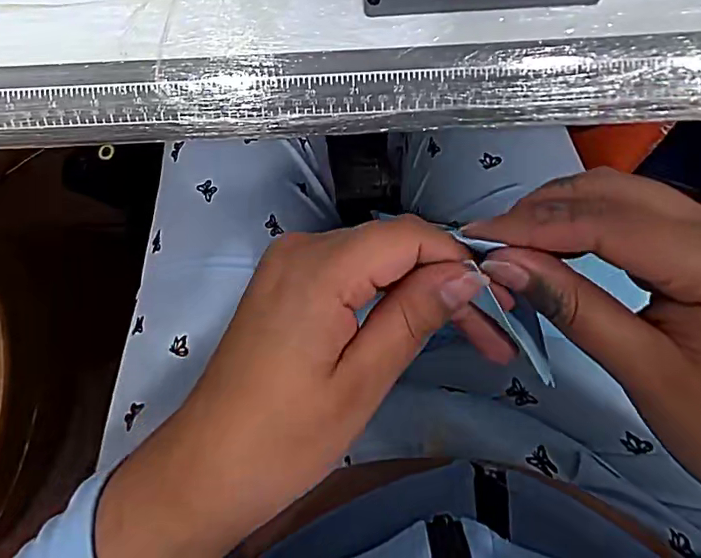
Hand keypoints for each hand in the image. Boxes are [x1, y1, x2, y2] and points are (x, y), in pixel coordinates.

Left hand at [95, 215, 494, 557]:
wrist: (206, 466)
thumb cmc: (281, 438)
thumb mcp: (361, 382)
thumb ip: (413, 317)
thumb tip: (463, 276)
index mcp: (318, 267)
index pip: (406, 234)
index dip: (455, 258)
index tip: (494, 298)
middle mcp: (302, 247)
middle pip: (392, 243)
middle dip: (443, 278)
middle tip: (490, 329)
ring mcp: (290, 260)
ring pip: (374, 256)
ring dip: (418, 287)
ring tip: (466, 331)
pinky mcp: (286, 278)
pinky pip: (348, 269)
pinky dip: (384, 291)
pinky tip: (413, 319)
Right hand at [465, 170, 700, 557]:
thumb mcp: (647, 375)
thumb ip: (573, 306)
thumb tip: (504, 262)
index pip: (605, 221)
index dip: (534, 225)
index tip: (479, 235)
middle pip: (614, 193)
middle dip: (545, 209)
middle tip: (493, 238)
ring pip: (625, 195)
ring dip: (566, 210)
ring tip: (517, 237)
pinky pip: (643, 215)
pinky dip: (595, 222)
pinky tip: (564, 241)